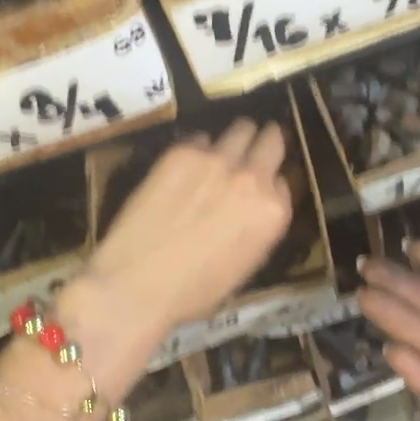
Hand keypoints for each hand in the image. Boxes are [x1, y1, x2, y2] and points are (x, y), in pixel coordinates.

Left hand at [86, 120, 294, 332]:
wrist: (135, 286)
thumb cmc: (194, 291)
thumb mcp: (246, 264)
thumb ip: (259, 226)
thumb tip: (254, 206)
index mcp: (273, 211)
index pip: (284, 181)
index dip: (271, 183)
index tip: (262, 186)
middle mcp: (252, 178)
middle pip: (271, 140)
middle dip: (265, 142)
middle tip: (254, 148)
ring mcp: (218, 160)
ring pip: (240, 129)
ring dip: (236, 140)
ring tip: (222, 151)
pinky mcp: (182, 152)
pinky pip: (200, 139)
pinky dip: (199, 150)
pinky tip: (185, 170)